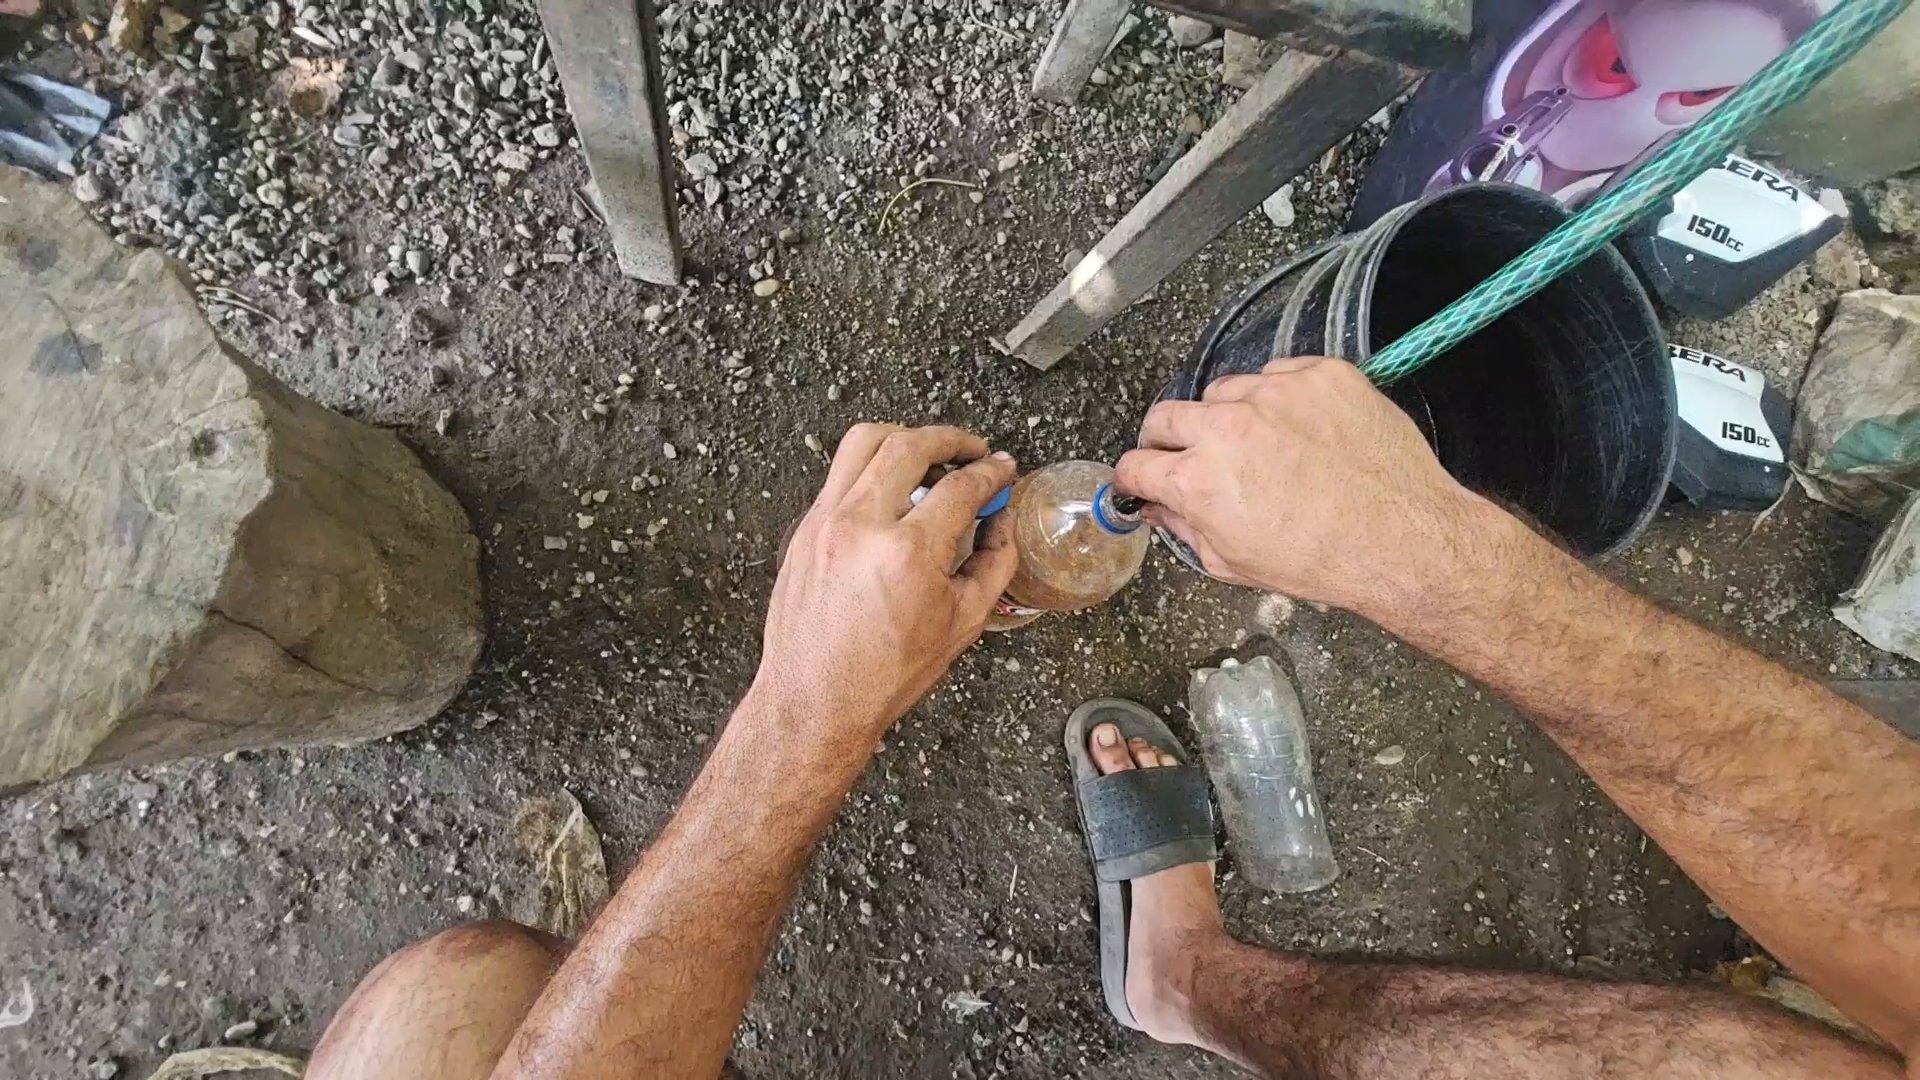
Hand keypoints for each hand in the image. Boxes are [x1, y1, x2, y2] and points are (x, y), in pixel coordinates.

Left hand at [747, 424, 1016, 751]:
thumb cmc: (885, 672)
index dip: (990, 472)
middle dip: (950, 437)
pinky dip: (872, 466)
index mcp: (907, 553)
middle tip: (971, 449)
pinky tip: (891, 489)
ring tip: (928, 455)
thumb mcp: (963, 622)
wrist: (816, 700)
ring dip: (904, 437)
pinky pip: (840, 473)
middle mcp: (860, 526)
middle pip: (909, 444)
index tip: (1001, 468)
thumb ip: (995, 562)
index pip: (960, 487)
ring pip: (863, 441)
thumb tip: (1002, 522)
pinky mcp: (805, 528)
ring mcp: (824, 522)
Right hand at [1116, 357, 1484, 617]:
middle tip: (1186, 456)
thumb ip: (1182, 526)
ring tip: (1258, 443)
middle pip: (1163, 416)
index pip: (1135, 465)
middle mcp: (1226, 429)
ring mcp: (1273, 394)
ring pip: (1220, 391)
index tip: (1141, 479)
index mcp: (1196, 480)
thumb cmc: (1319, 559)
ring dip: (1225, 416)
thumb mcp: (1231, 561)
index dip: (1134, 478)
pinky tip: (1297, 428)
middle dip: (1165, 440)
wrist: (1401, 539)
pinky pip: (1275, 373)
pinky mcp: (1318, 375)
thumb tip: (1158, 506)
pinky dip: (1276, 398)